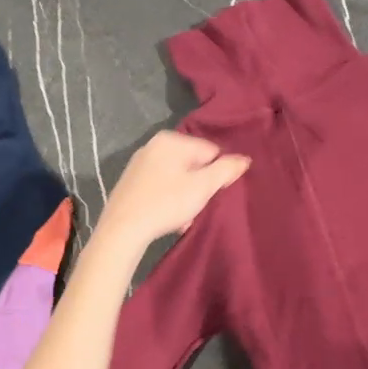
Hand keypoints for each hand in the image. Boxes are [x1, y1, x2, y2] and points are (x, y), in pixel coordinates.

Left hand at [95, 131, 250, 248]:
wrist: (122, 228)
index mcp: (171, 140)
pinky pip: (161, 186)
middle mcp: (153, 145)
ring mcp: (139, 163)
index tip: (215, 194)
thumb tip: (244, 160)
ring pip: (177, 177)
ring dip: (185, 197)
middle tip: (198, 207)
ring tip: (183, 217)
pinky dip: (169, 200)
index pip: (211, 151)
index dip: (218, 173)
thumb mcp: (202, 187)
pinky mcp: (131, 182)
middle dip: (199, 187)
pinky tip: (168, 217)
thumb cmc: (166, 203)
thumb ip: (226, 170)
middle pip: (193, 164)